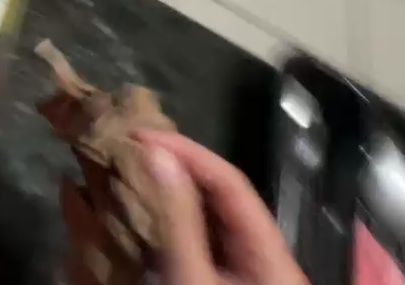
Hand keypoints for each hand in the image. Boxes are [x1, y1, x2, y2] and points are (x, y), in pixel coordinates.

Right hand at [138, 128, 308, 284]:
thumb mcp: (192, 278)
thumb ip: (178, 220)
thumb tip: (155, 153)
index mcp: (272, 254)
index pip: (231, 180)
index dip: (187, 150)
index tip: (139, 135)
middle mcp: (266, 256)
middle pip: (222, 195)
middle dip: (177, 166)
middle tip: (131, 147)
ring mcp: (249, 272)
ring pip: (210, 217)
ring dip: (172, 192)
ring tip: (133, 170)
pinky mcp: (229, 283)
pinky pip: (203, 240)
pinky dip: (173, 221)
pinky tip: (145, 213)